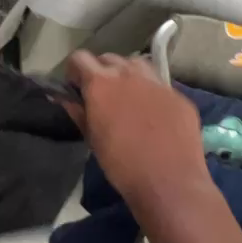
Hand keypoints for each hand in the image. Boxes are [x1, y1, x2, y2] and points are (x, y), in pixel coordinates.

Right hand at [60, 51, 207, 201]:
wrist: (170, 184)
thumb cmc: (121, 163)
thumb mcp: (91, 137)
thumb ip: (76, 111)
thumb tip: (61, 97)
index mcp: (100, 82)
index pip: (79, 57)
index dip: (74, 70)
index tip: (75, 87)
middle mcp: (128, 75)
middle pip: (109, 58)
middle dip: (101, 70)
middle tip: (102, 93)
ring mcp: (157, 84)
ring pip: (137, 64)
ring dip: (128, 73)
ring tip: (129, 94)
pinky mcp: (180, 97)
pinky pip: (160, 85)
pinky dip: (152, 92)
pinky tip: (154, 113)